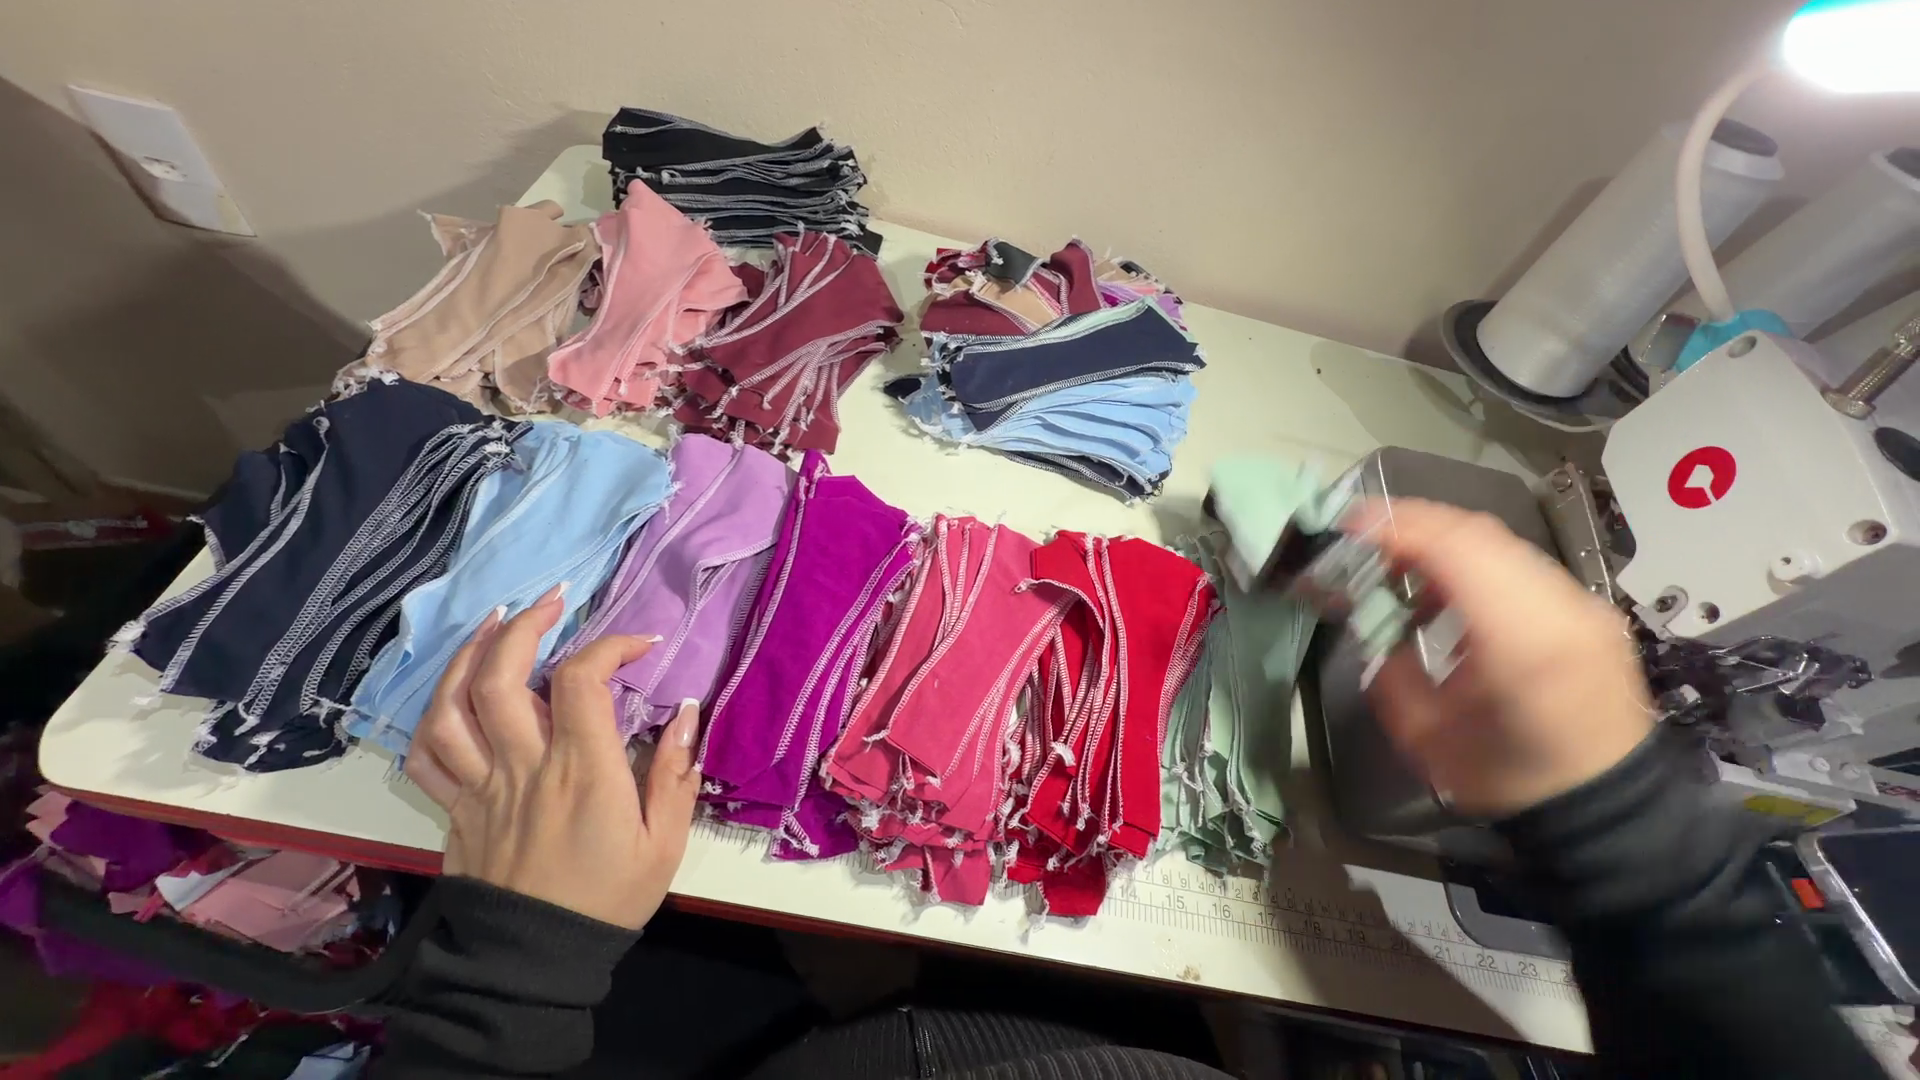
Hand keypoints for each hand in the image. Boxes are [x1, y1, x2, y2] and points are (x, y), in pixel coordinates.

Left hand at [403, 584, 702, 929]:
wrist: (534, 962)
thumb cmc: (609, 896)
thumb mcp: (665, 842)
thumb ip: (676, 773)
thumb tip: (687, 712)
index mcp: (582, 771)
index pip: (583, 682)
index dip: (611, 646)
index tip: (642, 643)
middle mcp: (524, 767)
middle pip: (503, 679)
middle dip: (525, 626)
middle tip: (553, 600)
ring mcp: (480, 786)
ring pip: (452, 707)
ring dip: (470, 654)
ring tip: (495, 622)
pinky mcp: (455, 808)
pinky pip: (427, 754)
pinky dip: (434, 712)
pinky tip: (455, 688)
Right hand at [1344, 498, 1653, 817]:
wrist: (1607, 807)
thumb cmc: (1506, 777)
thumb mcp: (1422, 731)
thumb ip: (1389, 662)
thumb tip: (1372, 617)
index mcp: (1520, 642)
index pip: (1456, 549)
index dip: (1396, 526)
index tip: (1347, 525)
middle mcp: (1561, 609)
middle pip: (1478, 534)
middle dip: (1411, 526)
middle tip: (1361, 538)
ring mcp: (1582, 606)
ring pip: (1500, 543)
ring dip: (1440, 542)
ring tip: (1395, 560)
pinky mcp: (1587, 611)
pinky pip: (1519, 564)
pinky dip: (1471, 561)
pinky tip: (1442, 587)